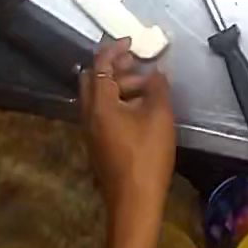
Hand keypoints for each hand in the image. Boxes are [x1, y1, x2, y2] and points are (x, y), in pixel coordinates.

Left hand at [82, 39, 175, 218]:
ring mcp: (91, 131)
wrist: (135, 205)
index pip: (100, 64)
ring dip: (119, 85)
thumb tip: (157, 71)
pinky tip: (141, 110)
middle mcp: (88, 114)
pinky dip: (118, 102)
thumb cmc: (147, 156)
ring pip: (99, 97)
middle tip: (137, 64)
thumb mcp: (159, 116)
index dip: (115, 48)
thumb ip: (158, 87)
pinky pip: (102, 112)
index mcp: (99, 104)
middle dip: (114, 66)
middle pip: (93, 78)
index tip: (132, 42)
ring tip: (148, 88)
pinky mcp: (98, 145)